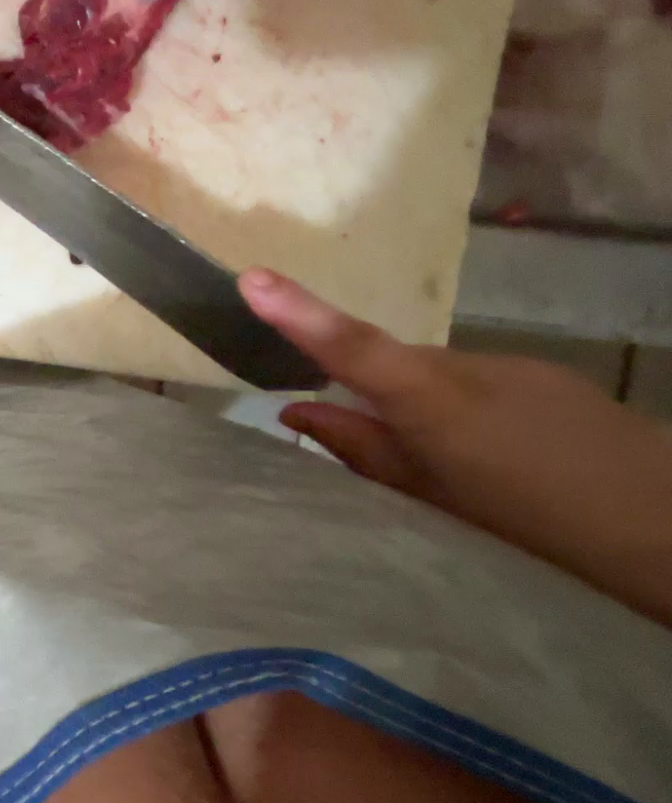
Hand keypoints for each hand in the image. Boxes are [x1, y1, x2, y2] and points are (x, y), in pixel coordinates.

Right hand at [240, 268, 671, 626]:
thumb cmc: (528, 525)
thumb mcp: (426, 495)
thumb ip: (357, 446)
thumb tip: (295, 410)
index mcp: (432, 402)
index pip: (350, 346)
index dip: (299, 312)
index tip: (253, 277)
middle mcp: (470, 368)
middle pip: (390, 361)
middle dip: (366, 388)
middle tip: (359, 437)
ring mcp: (517, 368)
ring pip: (433, 374)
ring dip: (418, 405)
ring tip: (441, 463)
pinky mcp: (550, 378)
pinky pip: (475, 383)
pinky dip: (460, 409)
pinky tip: (491, 456)